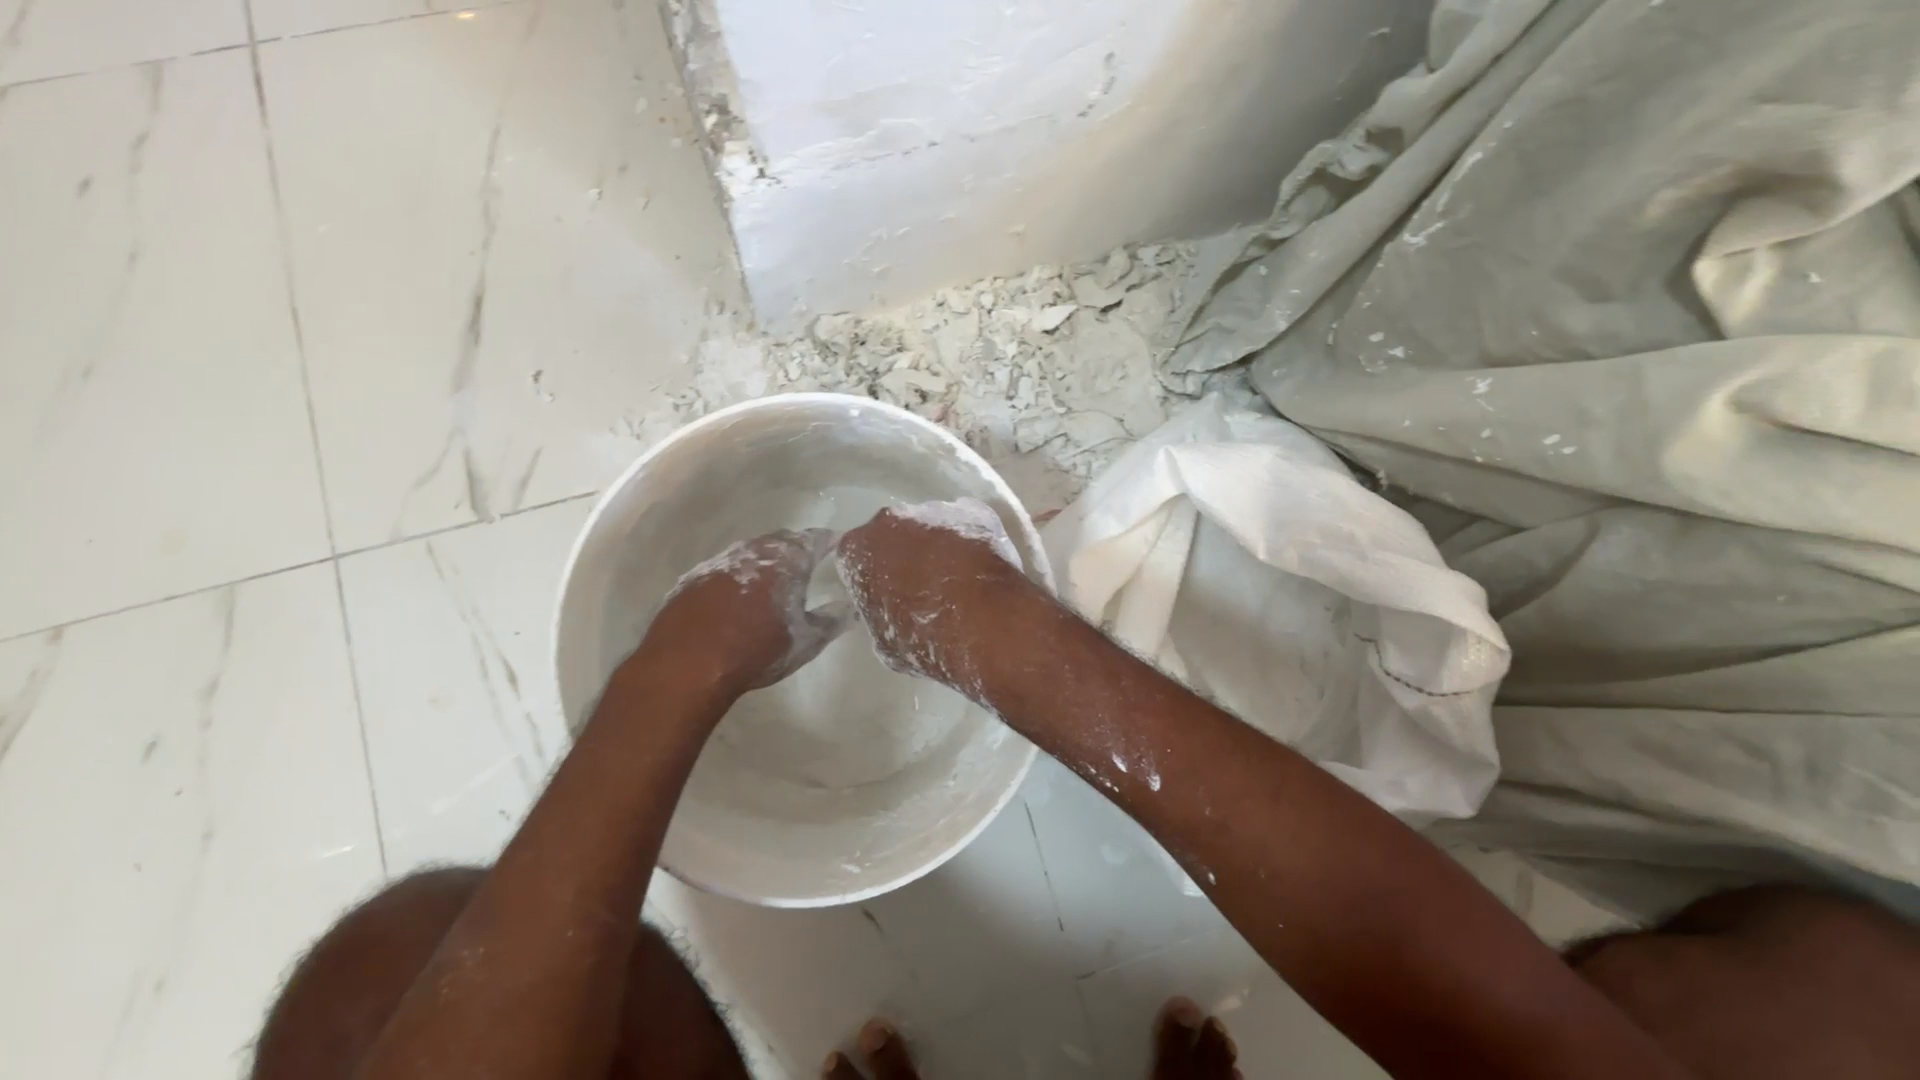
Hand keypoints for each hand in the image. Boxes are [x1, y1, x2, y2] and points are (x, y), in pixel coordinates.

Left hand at [637, 529, 847, 695]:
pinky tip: (734, 600)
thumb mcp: (805, 642)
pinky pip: (723, 570)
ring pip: (750, 553)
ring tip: (771, 583)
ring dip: (763, 563)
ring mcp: (719, 561)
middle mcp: (754, 551)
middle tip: (807, 566)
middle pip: (781, 541)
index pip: (816, 539)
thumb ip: (831, 621)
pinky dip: (736, 578)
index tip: (838, 547)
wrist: (686, 664)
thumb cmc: (756, 651)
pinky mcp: (692, 578)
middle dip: (796, 549)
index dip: (829, 542)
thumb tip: (849, 608)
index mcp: (787, 560)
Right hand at [834, 498, 1034, 692]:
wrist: (984, 625)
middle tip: (924, 584)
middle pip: (892, 533)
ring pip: (930, 524)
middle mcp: (889, 519)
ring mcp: (933, 510)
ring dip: (939, 544)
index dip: (873, 576)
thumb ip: (879, 614)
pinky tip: (982, 567)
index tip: (888, 594)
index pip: (857, 556)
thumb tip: (891, 611)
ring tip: (959, 577)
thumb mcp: (884, 642)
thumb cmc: (924, 640)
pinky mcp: (973, 510)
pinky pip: (966, 523)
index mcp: (857, 549)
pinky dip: (971, 539)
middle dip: (904, 552)